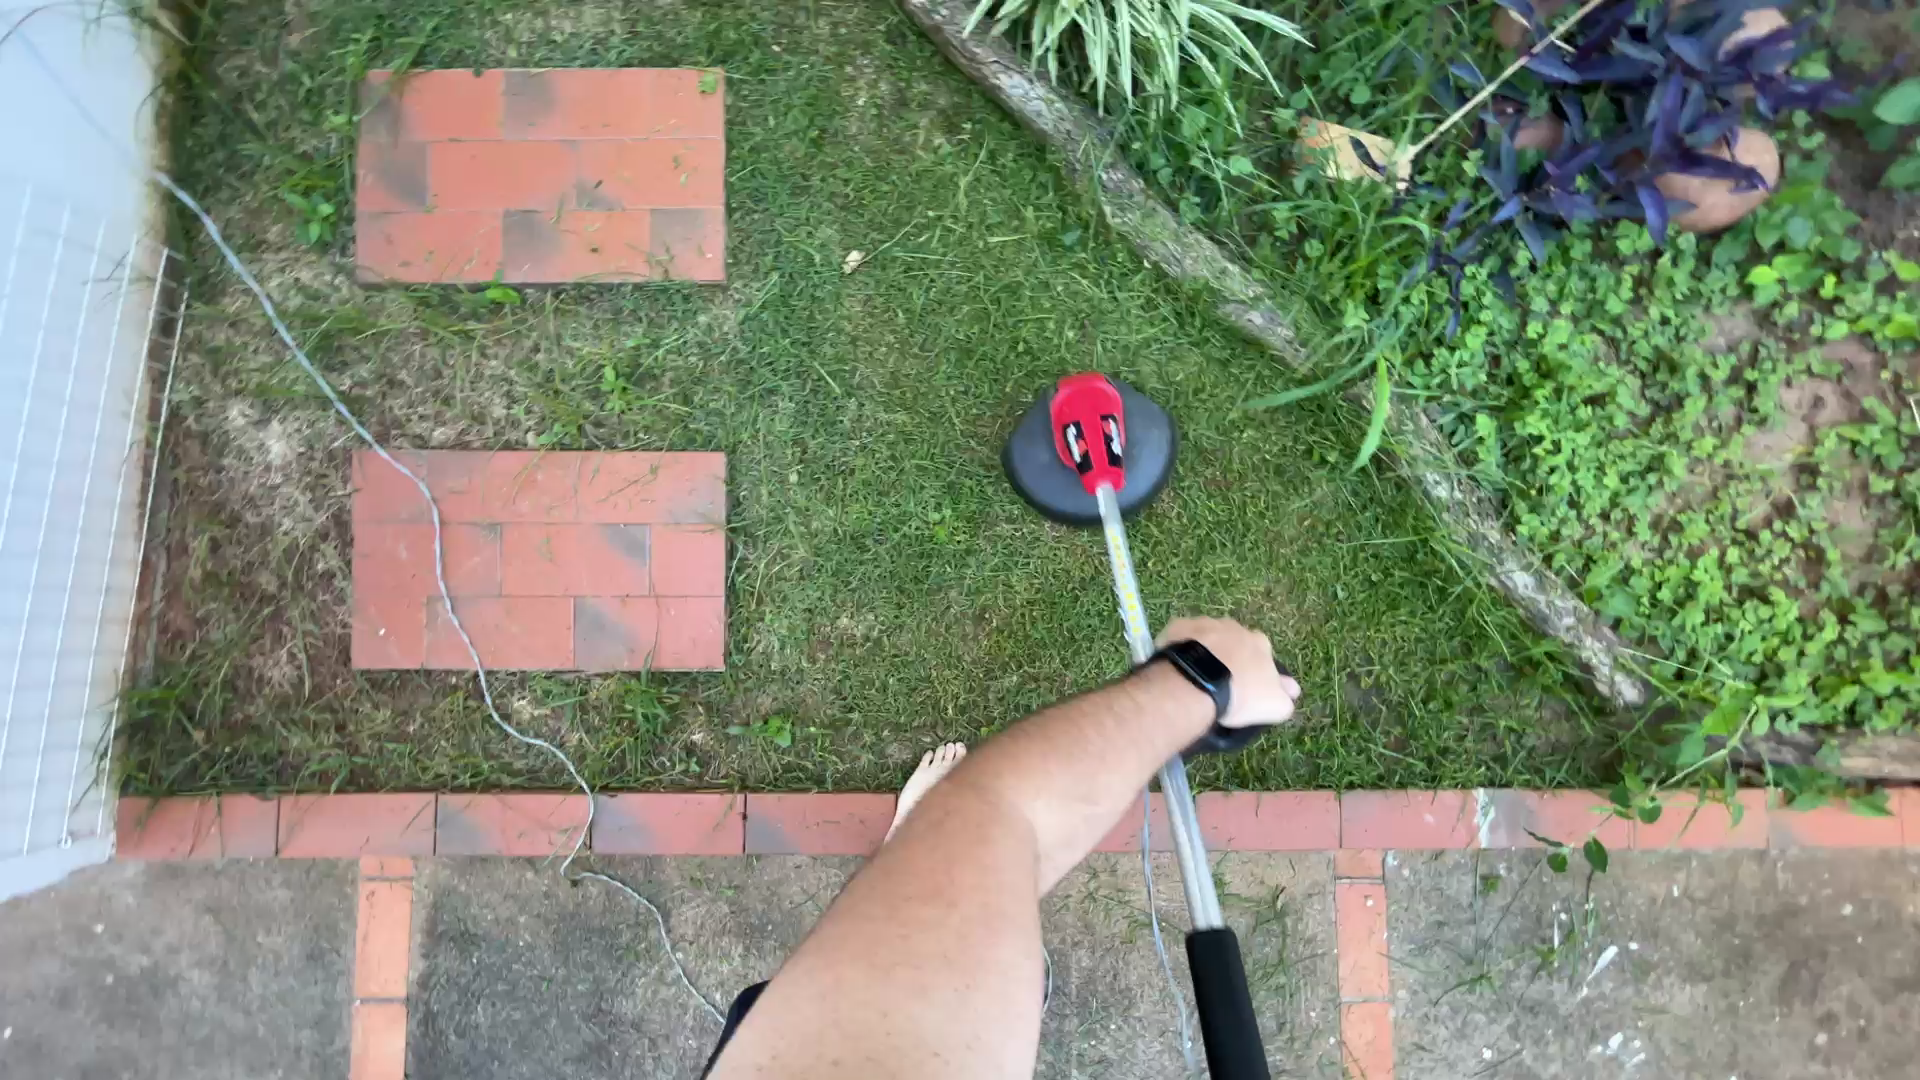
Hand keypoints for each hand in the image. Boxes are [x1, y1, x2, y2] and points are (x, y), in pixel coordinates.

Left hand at [1156, 616, 1300, 728]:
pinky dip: (1180, 646)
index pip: (1263, 653)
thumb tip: (1291, 690)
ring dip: (1204, 649)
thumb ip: (1286, 697)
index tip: (1245, 685)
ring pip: (1207, 636)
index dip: (1255, 669)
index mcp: (1260, 643)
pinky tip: (1176, 663)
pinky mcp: (1178, 625)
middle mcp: (1235, 626)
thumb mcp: (1275, 706)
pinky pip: (1181, 635)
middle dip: (1229, 655)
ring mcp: (1205, 623)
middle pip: (1234, 641)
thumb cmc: (1240, 695)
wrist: (1197, 683)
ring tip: (1195, 673)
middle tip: (1219, 679)